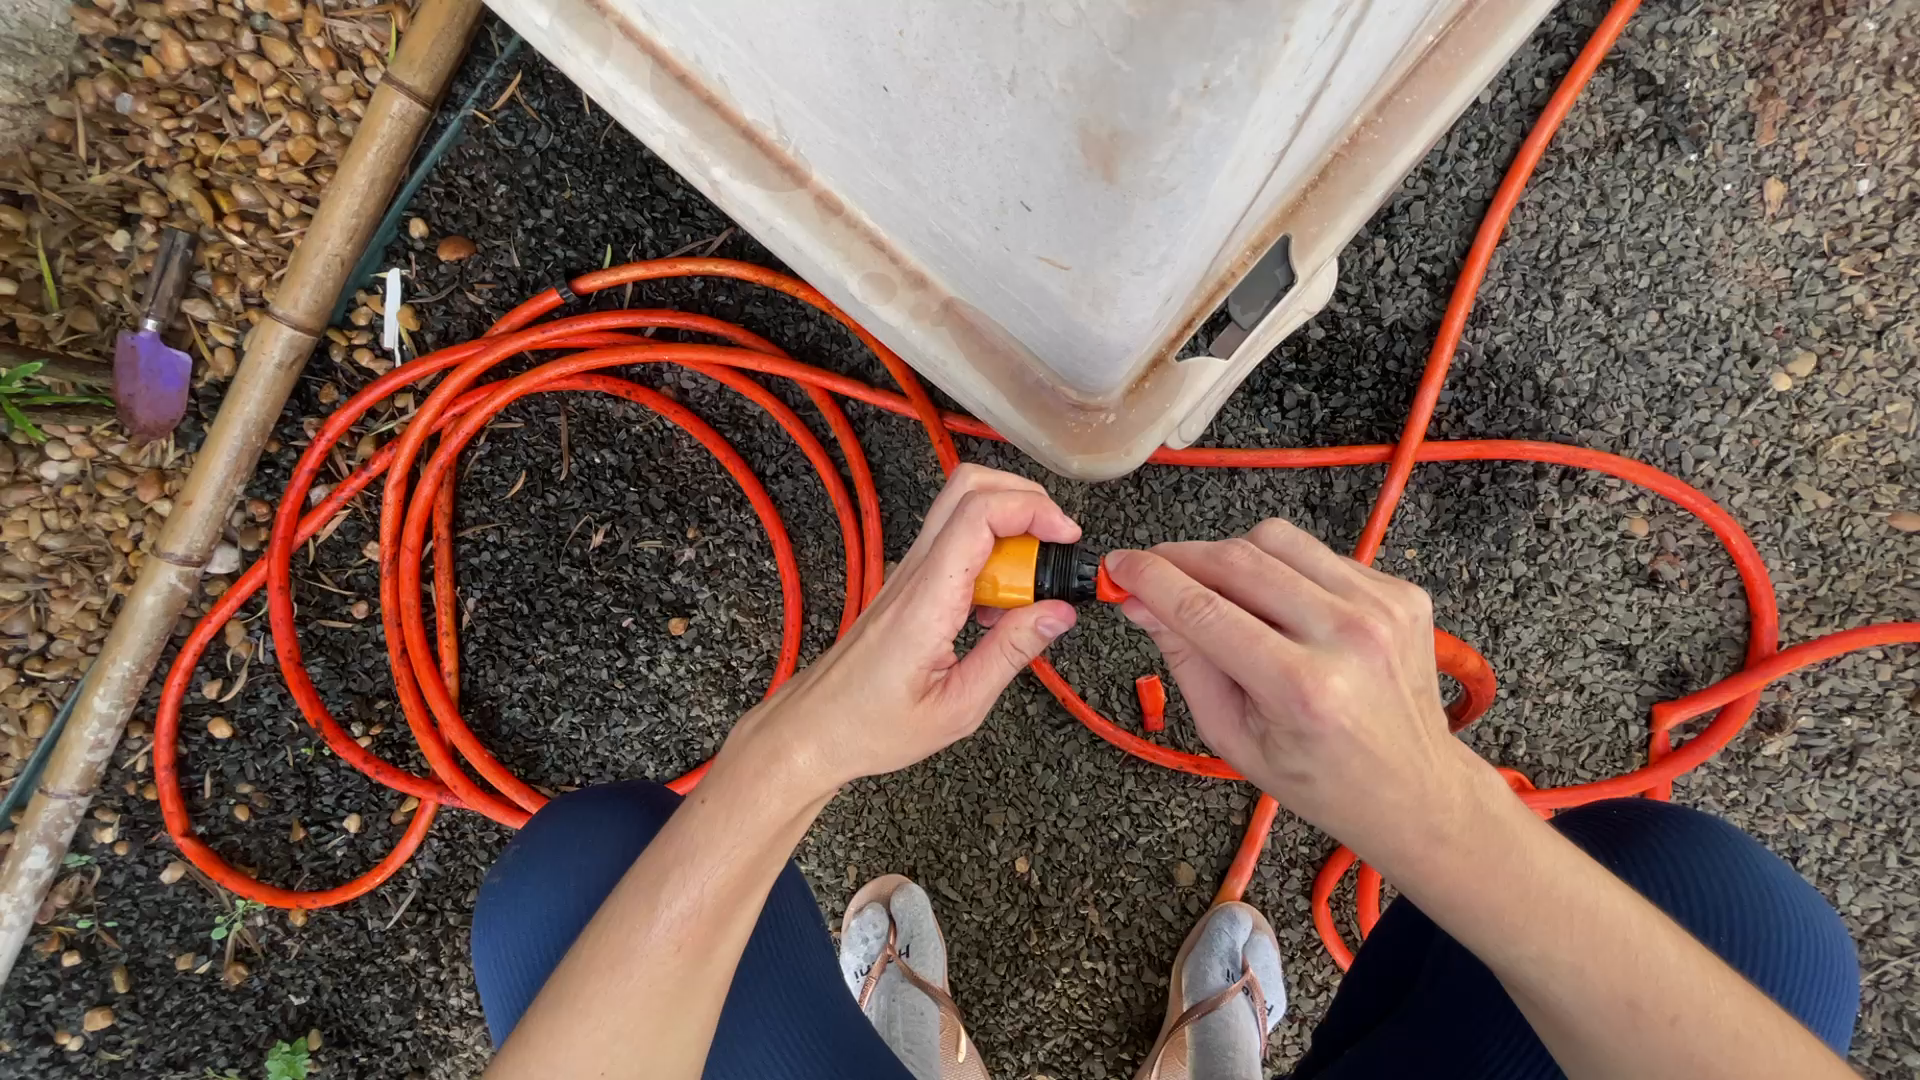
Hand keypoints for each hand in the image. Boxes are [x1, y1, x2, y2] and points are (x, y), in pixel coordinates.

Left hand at [723, 464, 1079, 802]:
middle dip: (1025, 500)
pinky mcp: (911, 582)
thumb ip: (1012, 653)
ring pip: (963, 508)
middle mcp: (915, 572)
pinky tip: (1001, 603)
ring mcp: (910, 572)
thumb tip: (1058, 612)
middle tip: (1054, 545)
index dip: (1031, 509)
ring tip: (1030, 583)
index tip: (1065, 537)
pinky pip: (956, 542)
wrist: (818, 727)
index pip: (977, 513)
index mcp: (926, 600)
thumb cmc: (875, 724)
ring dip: (1010, 525)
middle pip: (968, 486)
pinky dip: (992, 552)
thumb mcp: (958, 707)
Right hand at [1102, 520, 1496, 868]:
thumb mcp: (1230, 735)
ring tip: (1216, 590)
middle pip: (1237, 561)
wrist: (1415, 791)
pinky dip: (1278, 567)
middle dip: (1179, 557)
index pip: (1203, 610)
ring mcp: (1381, 607)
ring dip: (1227, 556)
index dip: (1150, 579)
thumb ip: (1183, 659)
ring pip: (1274, 539)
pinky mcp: (1399, 591)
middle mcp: (1347, 636)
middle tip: (1150, 569)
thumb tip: (1139, 602)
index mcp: (1301, 689)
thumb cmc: (1317, 777)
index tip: (1118, 566)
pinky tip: (1276, 605)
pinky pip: (1313, 553)